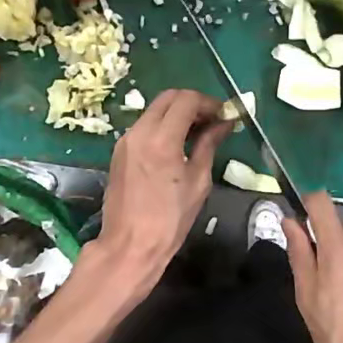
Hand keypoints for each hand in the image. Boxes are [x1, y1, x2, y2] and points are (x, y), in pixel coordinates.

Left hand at [91, 89, 232, 289]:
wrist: (130, 244)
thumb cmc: (170, 219)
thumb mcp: (198, 181)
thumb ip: (209, 145)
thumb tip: (224, 124)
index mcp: (161, 139)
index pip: (186, 100)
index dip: (209, 103)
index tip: (223, 115)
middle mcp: (139, 132)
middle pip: (168, 98)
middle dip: (192, 103)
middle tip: (211, 120)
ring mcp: (125, 140)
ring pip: (154, 110)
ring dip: (176, 113)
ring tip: (197, 132)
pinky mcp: (119, 150)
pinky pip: (144, 126)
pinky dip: (162, 125)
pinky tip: (176, 143)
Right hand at [284, 191, 342, 342]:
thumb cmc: (341, 338)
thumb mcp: (308, 299)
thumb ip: (299, 255)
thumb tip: (290, 222)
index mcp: (340, 247)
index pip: (321, 202)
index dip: (307, 205)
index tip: (300, 222)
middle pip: (341, 230)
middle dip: (328, 246)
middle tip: (321, 282)